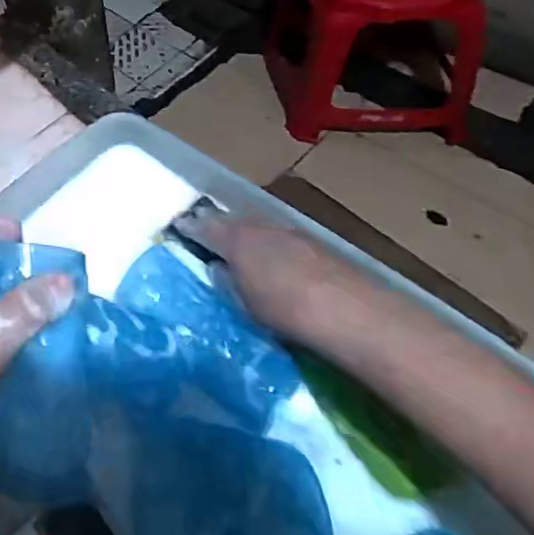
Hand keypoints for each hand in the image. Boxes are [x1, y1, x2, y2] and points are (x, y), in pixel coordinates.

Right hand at [177, 210, 383, 343]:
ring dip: (245, 230)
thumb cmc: (287, 312)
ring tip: (238, 241)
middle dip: (216, 222)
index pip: (201, 227)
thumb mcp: (244, 303)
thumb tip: (218, 268)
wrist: (356, 315)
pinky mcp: (317, 244)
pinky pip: (281, 235)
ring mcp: (289, 231)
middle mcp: (257, 226)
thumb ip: (226, 281)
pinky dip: (271, 240)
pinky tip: (274, 254)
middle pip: (229, 219)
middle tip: (204, 228)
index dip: (188, 227)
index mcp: (232, 238)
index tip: (178, 228)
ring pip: (257, 224)